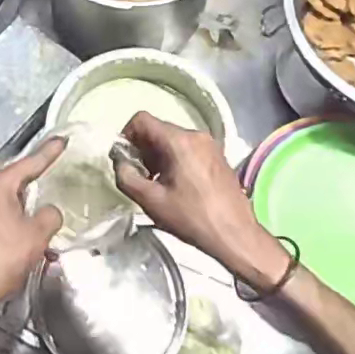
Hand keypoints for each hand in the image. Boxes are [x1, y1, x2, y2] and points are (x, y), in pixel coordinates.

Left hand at [0, 138, 64, 344]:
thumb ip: (51, 215)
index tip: (61, 140)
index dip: (49, 152)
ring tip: (41, 217)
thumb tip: (48, 212)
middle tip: (52, 173)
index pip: (29, 163)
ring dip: (24, 208)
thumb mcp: (38, 234)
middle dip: (35, 182)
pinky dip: (12, 220)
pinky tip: (23, 235)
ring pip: (6, 198)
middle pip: (15, 180)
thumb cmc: (3, 259)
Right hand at [116, 112, 291, 290]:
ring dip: (159, 156)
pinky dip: (176, 160)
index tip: (125, 159)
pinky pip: (189, 149)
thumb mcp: (151, 201)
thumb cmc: (192, 217)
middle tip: (141, 177)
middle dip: (143, 150)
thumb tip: (120, 163)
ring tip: (158, 185)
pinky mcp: (218, 156)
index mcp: (179, 141)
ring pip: (174, 140)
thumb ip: (127, 177)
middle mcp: (196, 135)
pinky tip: (178, 186)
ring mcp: (210, 145)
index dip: (127, 135)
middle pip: (159, 130)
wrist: (234, 233)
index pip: (142, 120)